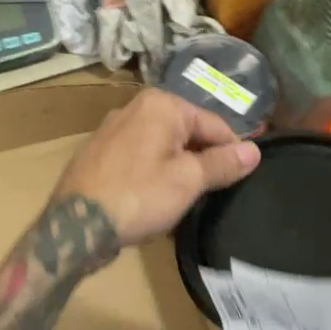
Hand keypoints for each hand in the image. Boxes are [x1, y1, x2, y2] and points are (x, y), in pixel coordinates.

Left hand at [52, 88, 260, 245]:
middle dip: (202, 161)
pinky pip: (141, 159)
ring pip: (163, 147)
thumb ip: (223, 163)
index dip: (232, 151)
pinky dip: (153, 176)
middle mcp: (135, 108)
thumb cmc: (138, 196)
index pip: (214, 124)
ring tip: (185, 201)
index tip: (242, 179)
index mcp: (161, 104)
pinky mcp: (100, 154)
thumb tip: (254, 150)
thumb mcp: (188, 180)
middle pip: (187, 133)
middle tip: (212, 194)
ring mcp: (113, 130)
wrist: (76, 225)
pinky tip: (155, 201)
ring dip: (178, 171)